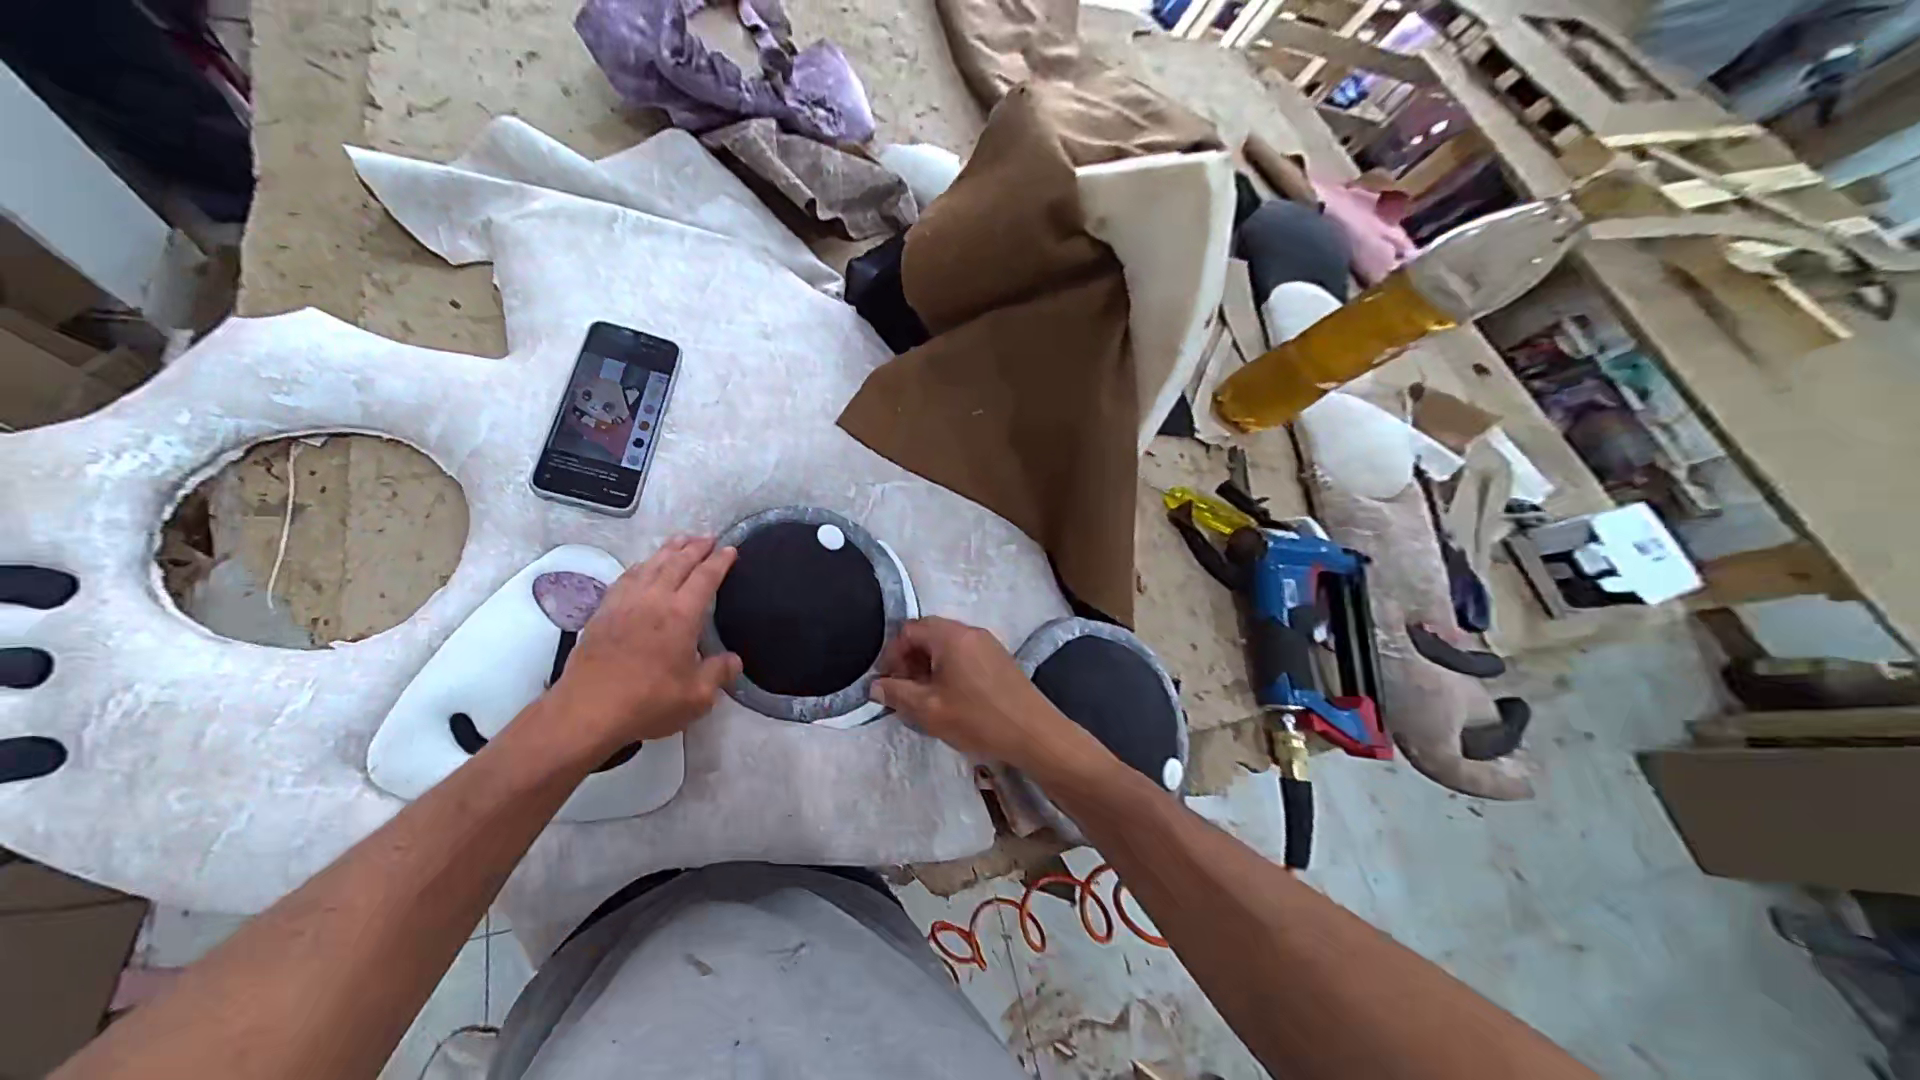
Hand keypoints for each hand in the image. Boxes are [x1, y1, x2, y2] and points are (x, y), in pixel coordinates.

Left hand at [539, 536, 741, 760]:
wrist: (587, 710)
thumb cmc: (648, 701)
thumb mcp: (697, 696)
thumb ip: (719, 673)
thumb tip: (734, 660)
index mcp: (681, 615)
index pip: (705, 577)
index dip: (720, 561)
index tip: (730, 550)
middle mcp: (653, 600)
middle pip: (677, 562)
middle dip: (696, 547)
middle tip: (709, 538)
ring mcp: (625, 603)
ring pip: (650, 565)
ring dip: (669, 550)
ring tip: (681, 541)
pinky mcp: (603, 612)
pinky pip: (626, 578)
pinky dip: (641, 566)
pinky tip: (643, 566)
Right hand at [870, 617, 1098, 777]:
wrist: (1033, 733)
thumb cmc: (977, 719)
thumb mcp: (928, 709)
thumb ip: (896, 693)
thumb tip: (875, 685)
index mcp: (951, 636)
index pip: (909, 630)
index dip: (891, 654)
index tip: (888, 682)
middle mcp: (970, 632)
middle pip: (928, 634)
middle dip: (909, 660)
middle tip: (904, 690)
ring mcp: (988, 644)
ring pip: (947, 646)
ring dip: (929, 666)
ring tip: (926, 698)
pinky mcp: (1000, 659)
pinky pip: (965, 655)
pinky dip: (949, 669)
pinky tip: (951, 698)